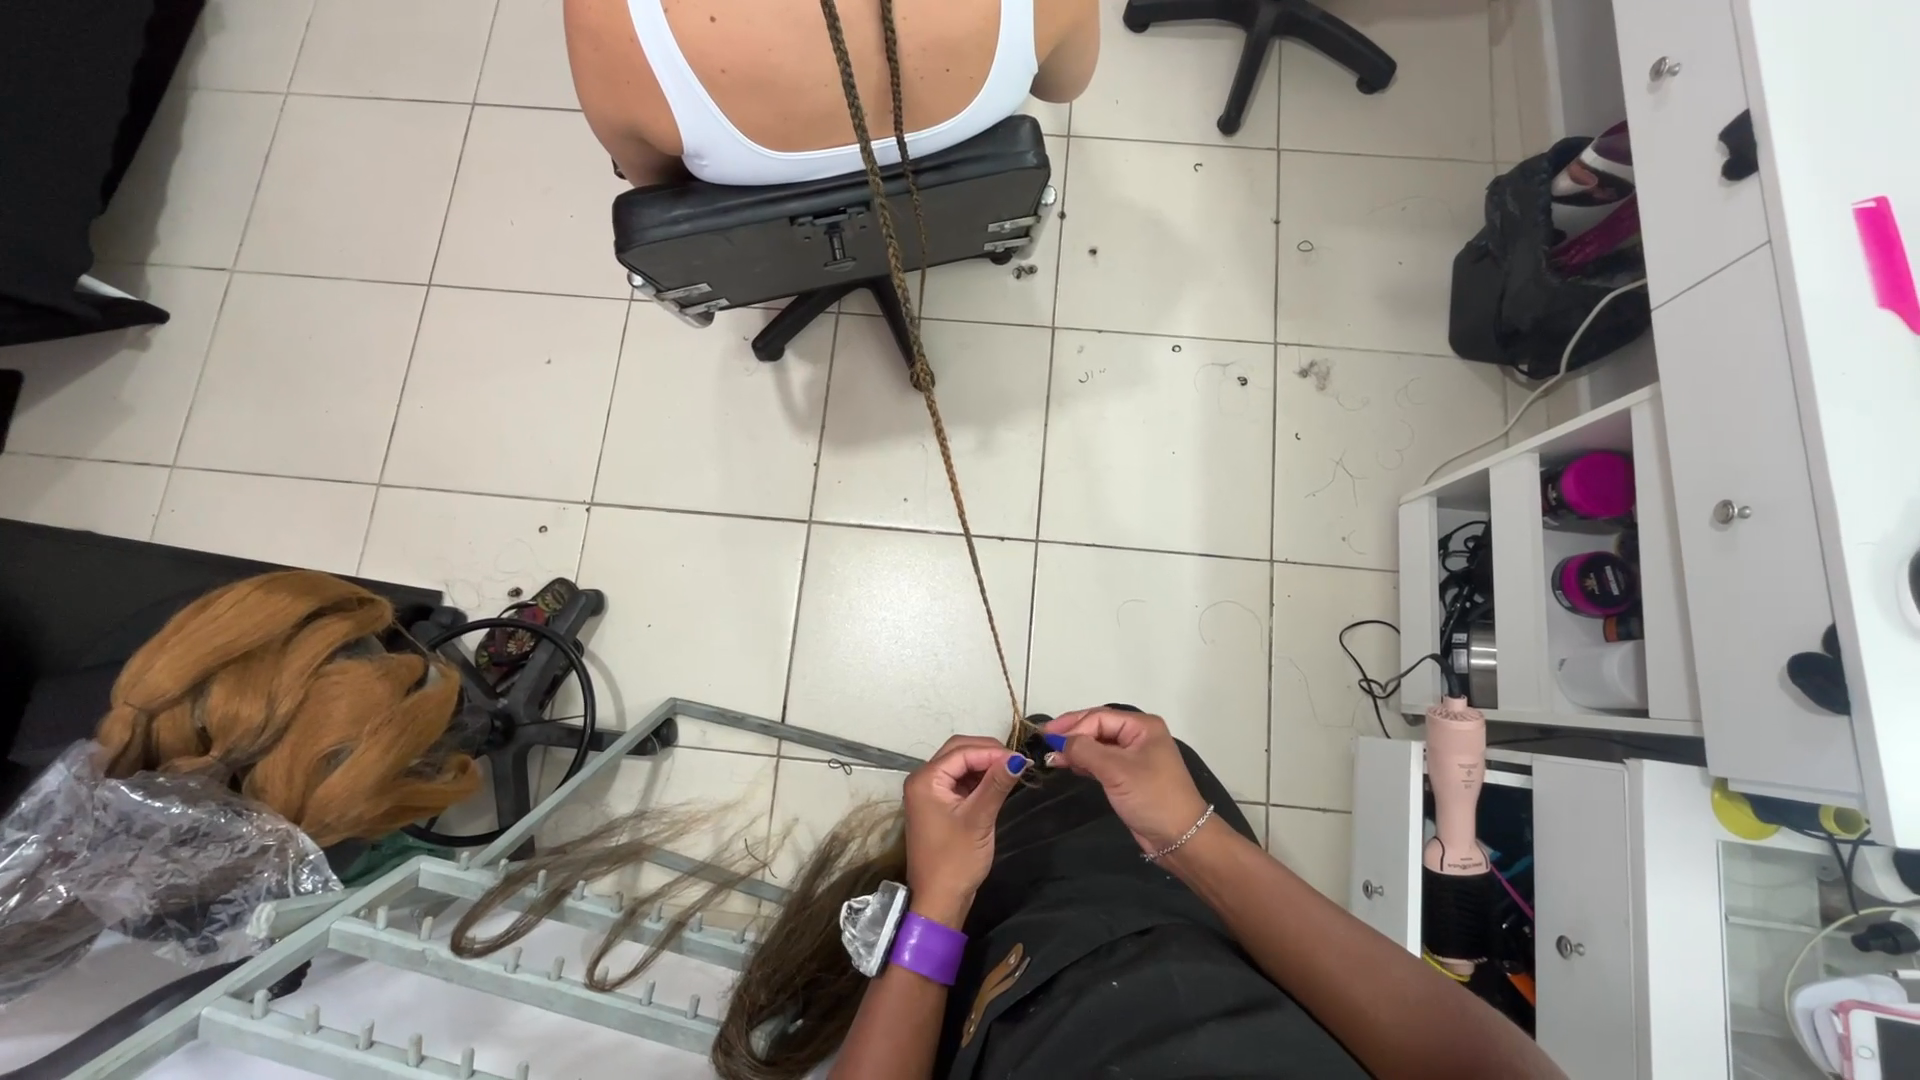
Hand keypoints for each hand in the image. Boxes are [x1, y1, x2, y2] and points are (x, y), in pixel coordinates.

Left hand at [901, 735, 1027, 924]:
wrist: (939, 901)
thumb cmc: (956, 861)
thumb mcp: (978, 819)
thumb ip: (996, 784)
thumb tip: (1018, 757)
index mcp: (925, 780)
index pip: (961, 751)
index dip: (992, 752)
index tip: (1021, 759)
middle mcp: (923, 780)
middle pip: (958, 752)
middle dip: (987, 753)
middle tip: (1016, 762)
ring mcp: (930, 792)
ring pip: (960, 765)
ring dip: (984, 765)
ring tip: (1011, 771)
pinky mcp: (938, 805)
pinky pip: (959, 781)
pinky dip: (978, 779)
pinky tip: (997, 784)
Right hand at [1044, 708, 1208, 854]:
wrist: (1180, 838)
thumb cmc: (1152, 797)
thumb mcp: (1116, 770)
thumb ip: (1084, 750)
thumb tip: (1056, 743)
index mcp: (1142, 726)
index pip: (1098, 717)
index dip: (1071, 726)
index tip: (1046, 738)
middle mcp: (1138, 736)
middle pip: (1097, 727)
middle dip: (1071, 735)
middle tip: (1043, 742)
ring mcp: (1133, 756)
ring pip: (1097, 744)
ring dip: (1075, 749)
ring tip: (1051, 757)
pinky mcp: (1128, 776)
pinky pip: (1100, 761)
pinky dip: (1083, 762)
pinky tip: (1067, 765)